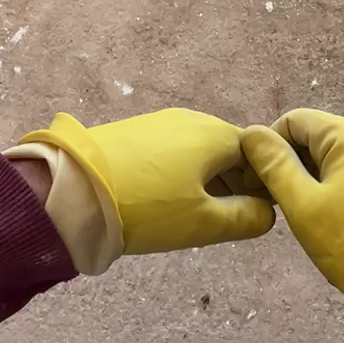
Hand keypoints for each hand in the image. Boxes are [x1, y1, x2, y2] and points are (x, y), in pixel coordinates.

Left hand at [12, 109, 274, 273]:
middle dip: (234, 182)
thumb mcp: (204, 222)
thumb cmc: (149, 207)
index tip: (251, 212)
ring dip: (207, 179)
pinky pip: (174, 150)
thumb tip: (270, 212)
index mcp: (217, 135)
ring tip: (193, 213)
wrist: (73, 188)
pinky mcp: (136, 131)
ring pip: (200, 151)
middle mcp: (194, 119)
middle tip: (225, 219)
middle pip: (229, 151)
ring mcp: (162, 122)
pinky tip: (165, 198)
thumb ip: (246, 218)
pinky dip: (180, 173)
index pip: (258, 155)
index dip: (261, 184)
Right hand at [243, 109, 343, 342]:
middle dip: (285, 160)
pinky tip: (316, 211)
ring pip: (328, 153)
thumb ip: (274, 164)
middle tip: (267, 199)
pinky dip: (325, 182)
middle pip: (312, 134)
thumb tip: (250, 133)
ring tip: (290, 209)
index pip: (293, 120)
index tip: (252, 182)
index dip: (267, 145)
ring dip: (303, 174)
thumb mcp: (303, 204)